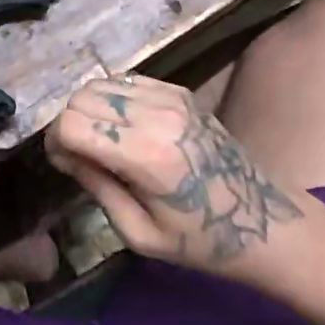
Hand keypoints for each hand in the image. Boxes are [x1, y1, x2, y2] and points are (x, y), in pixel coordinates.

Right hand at [44, 75, 308, 286]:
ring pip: (98, 84)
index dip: (55, 141)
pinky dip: (111, 100)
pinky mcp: (179, 92)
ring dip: (88, 109)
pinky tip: (122, 127)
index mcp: (147, 156)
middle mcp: (157, 117)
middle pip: (80, 98)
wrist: (269, 226)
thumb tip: (62, 154)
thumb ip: (95, 186)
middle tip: (78, 153)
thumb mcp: (139, 234)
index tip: (62, 162)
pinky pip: (123, 81)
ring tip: (100, 139)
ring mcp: (171, 98)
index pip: (71, 124)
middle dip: (68, 123)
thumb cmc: (203, 242)